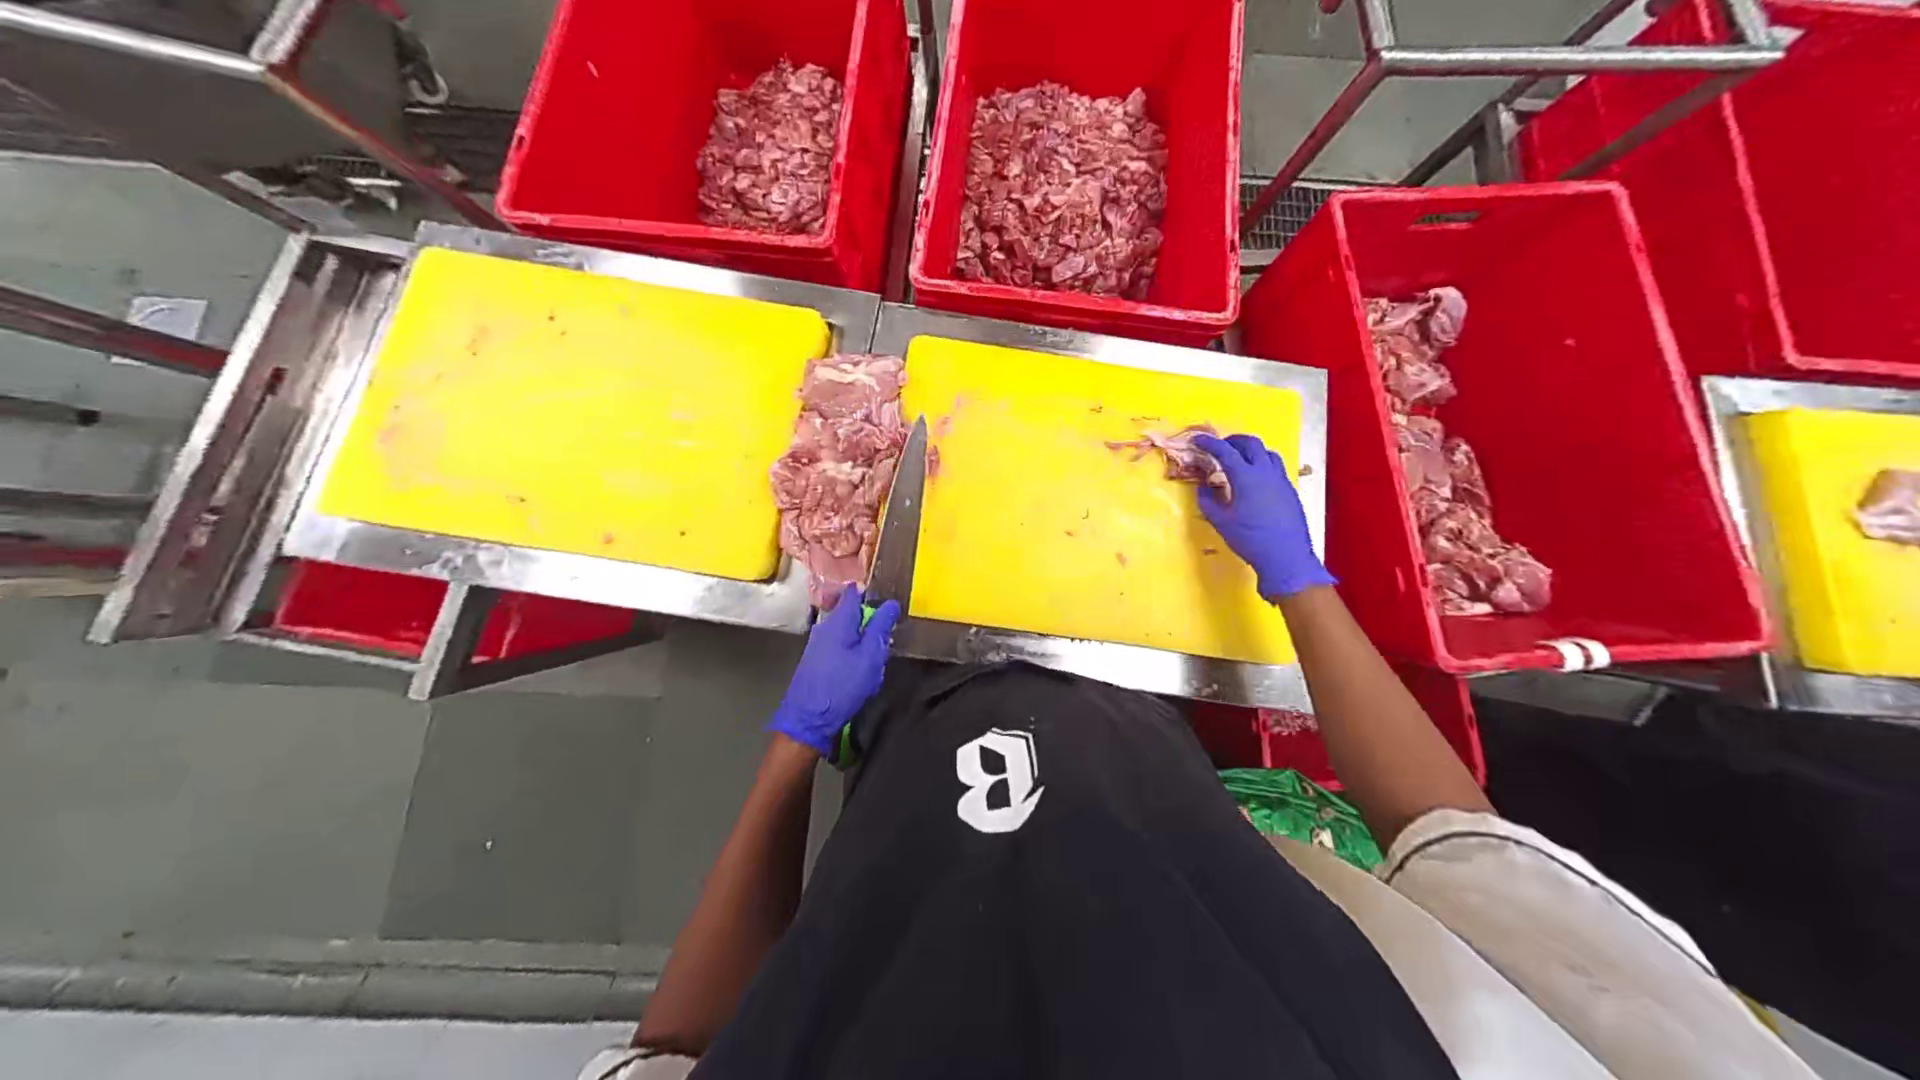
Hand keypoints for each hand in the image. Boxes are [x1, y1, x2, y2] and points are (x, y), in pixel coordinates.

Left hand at [768, 585, 901, 758]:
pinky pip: (838, 649)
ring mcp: (816, 644)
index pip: (853, 593)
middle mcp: (824, 627)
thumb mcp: (870, 656)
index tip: (886, 601)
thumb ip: (880, 628)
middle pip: (851, 615)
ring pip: (846, 634)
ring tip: (873, 665)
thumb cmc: (843, 685)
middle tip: (885, 643)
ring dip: (862, 645)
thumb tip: (891, 603)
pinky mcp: (814, 661)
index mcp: (839, 620)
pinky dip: (852, 656)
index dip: (870, 593)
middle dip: (869, 625)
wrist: (807, 719)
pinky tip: (858, 676)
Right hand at [1192, 433, 1334, 600]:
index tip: (1197, 439)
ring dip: (1252, 450)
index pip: (1225, 451)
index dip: (1209, 442)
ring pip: (1268, 453)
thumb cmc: (1249, 539)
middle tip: (1220, 446)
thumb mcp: (1221, 521)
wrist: (1286, 556)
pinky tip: (1255, 480)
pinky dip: (1262, 464)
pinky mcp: (1290, 491)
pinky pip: (1276, 468)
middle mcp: (1266, 472)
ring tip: (1240, 459)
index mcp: (1246, 476)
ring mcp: (1281, 480)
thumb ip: (1208, 500)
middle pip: (1251, 443)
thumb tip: (1203, 487)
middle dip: (1233, 440)